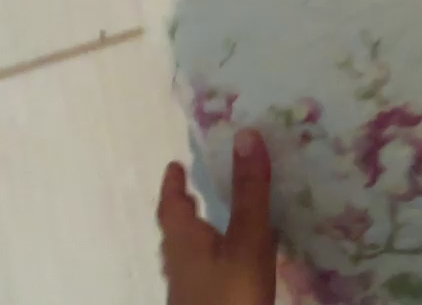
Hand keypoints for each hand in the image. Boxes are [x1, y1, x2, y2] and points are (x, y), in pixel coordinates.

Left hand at [157, 129, 277, 304]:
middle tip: (195, 187)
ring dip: (198, 235)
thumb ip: (249, 190)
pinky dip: (214, 257)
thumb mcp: (248, 238)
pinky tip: (234, 264)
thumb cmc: (231, 298)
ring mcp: (190, 295)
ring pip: (189, 256)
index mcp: (184, 244)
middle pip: (175, 233)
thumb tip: (245, 133)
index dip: (174, 185)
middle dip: (184, 208)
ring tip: (217, 220)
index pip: (172, 207)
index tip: (174, 165)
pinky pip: (204, 273)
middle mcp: (180, 268)